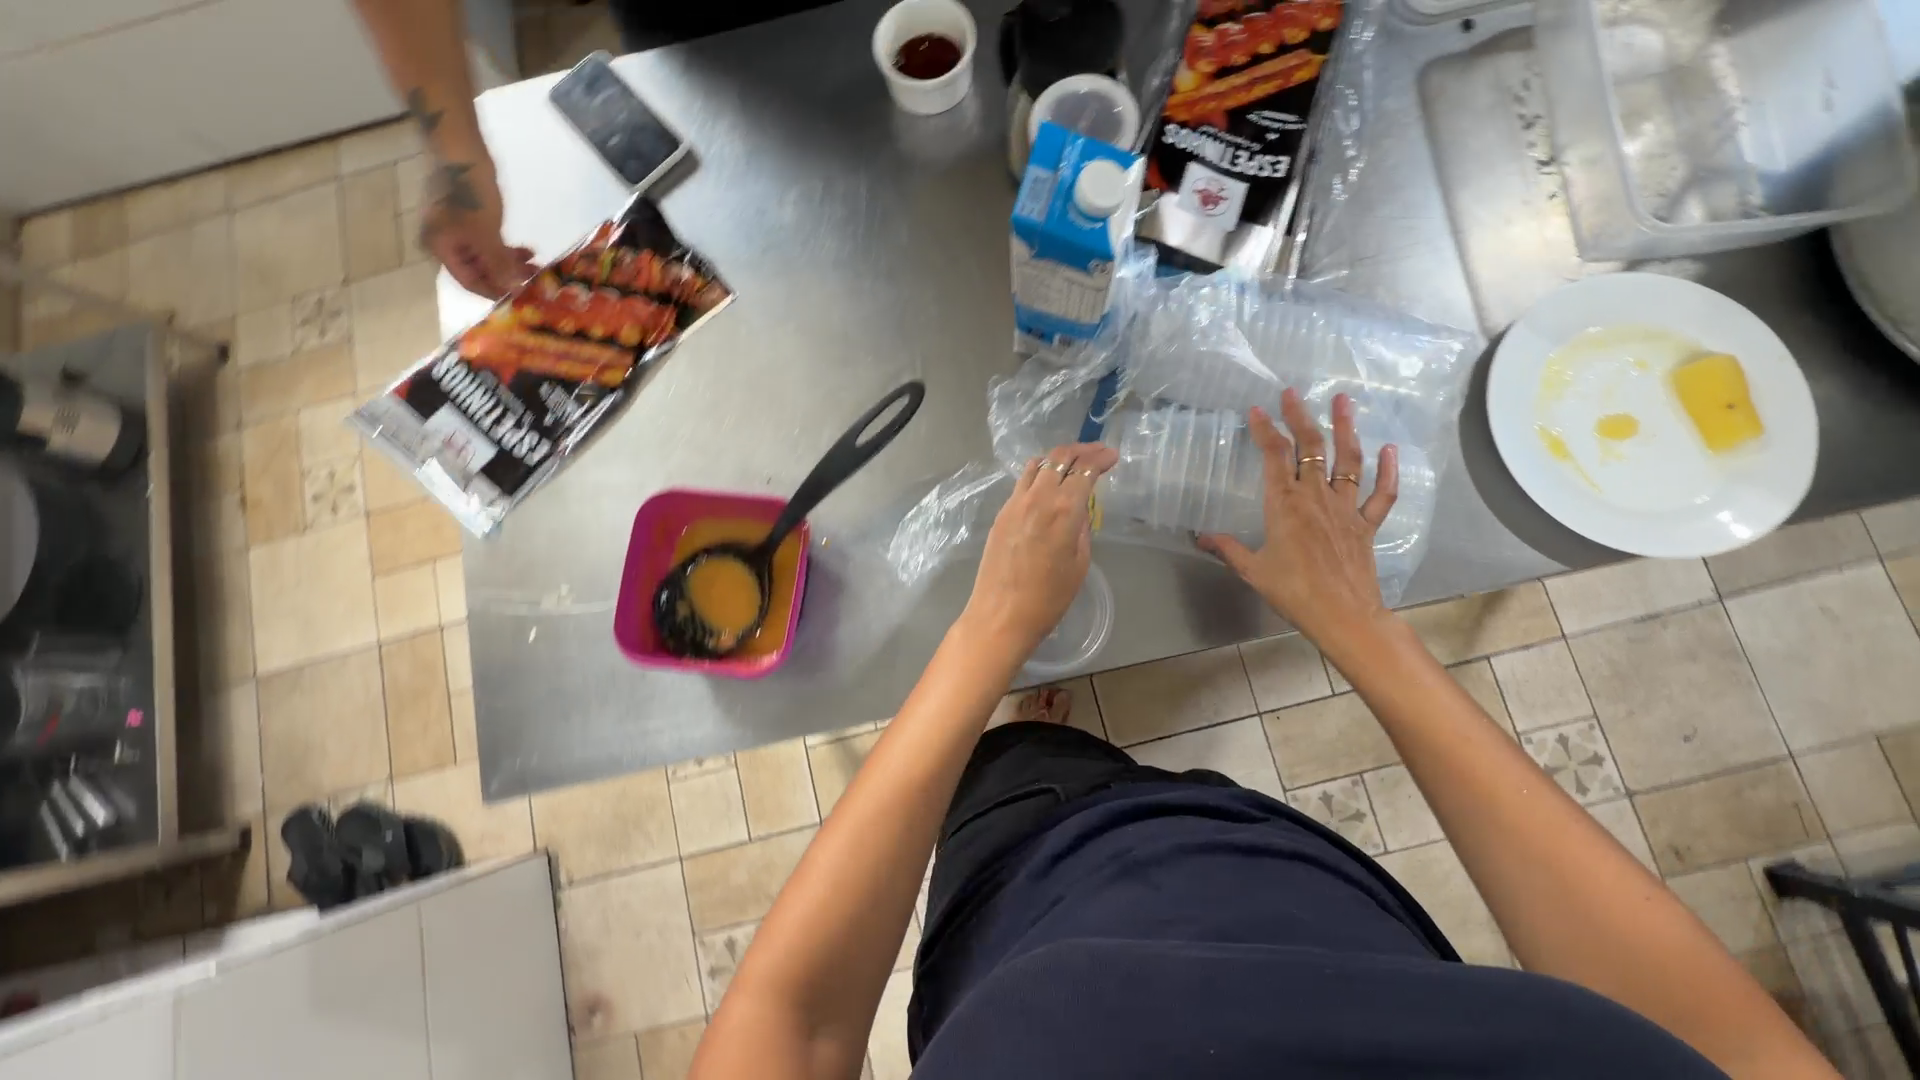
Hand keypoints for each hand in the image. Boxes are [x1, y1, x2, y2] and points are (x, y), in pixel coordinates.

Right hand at [417, 158, 536, 298]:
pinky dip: (507, 248)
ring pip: (487, 256)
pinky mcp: (470, 219)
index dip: (494, 291)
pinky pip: (489, 242)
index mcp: (441, 248)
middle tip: (536, 281)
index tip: (520, 298)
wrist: (463, 153)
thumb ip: (498, 264)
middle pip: (479, 269)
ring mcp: (457, 230)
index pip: (469, 281)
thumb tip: (512, 290)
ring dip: (512, 262)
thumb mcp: (487, 234)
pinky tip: (529, 250)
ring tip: (537, 265)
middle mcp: (446, 243)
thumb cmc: (471, 194)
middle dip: (508, 276)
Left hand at [961, 442, 1119, 656]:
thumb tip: (1078, 511)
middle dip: (1082, 450)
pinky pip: (1022, 482)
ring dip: (1057, 458)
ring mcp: (1015, 503)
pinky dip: (1039, 474)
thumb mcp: (1079, 563)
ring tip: (1072, 464)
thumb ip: (1080, 529)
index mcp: (1064, 509)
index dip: (1101, 458)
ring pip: (1038, 465)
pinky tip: (1047, 484)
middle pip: (1059, 458)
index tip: (1112, 456)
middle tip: (1097, 452)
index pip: (1085, 470)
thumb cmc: (1049, 598)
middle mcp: (1038, 497)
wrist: (1002, 614)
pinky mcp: (1001, 514)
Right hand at [1196, 388, 1398, 646]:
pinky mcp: (1367, 524)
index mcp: (1285, 505)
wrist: (1342, 615)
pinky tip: (1390, 449)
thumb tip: (1201, 537)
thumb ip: (1228, 549)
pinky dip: (1388, 470)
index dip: (1266, 430)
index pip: (1274, 456)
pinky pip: (1382, 493)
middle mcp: (1316, 497)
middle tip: (1293, 393)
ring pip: (1348, 459)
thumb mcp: (1253, 571)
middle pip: (1310, 447)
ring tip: (1344, 400)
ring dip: (1347, 428)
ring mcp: (1346, 508)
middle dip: (1300, 416)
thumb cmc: (1293, 593)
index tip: (1257, 410)